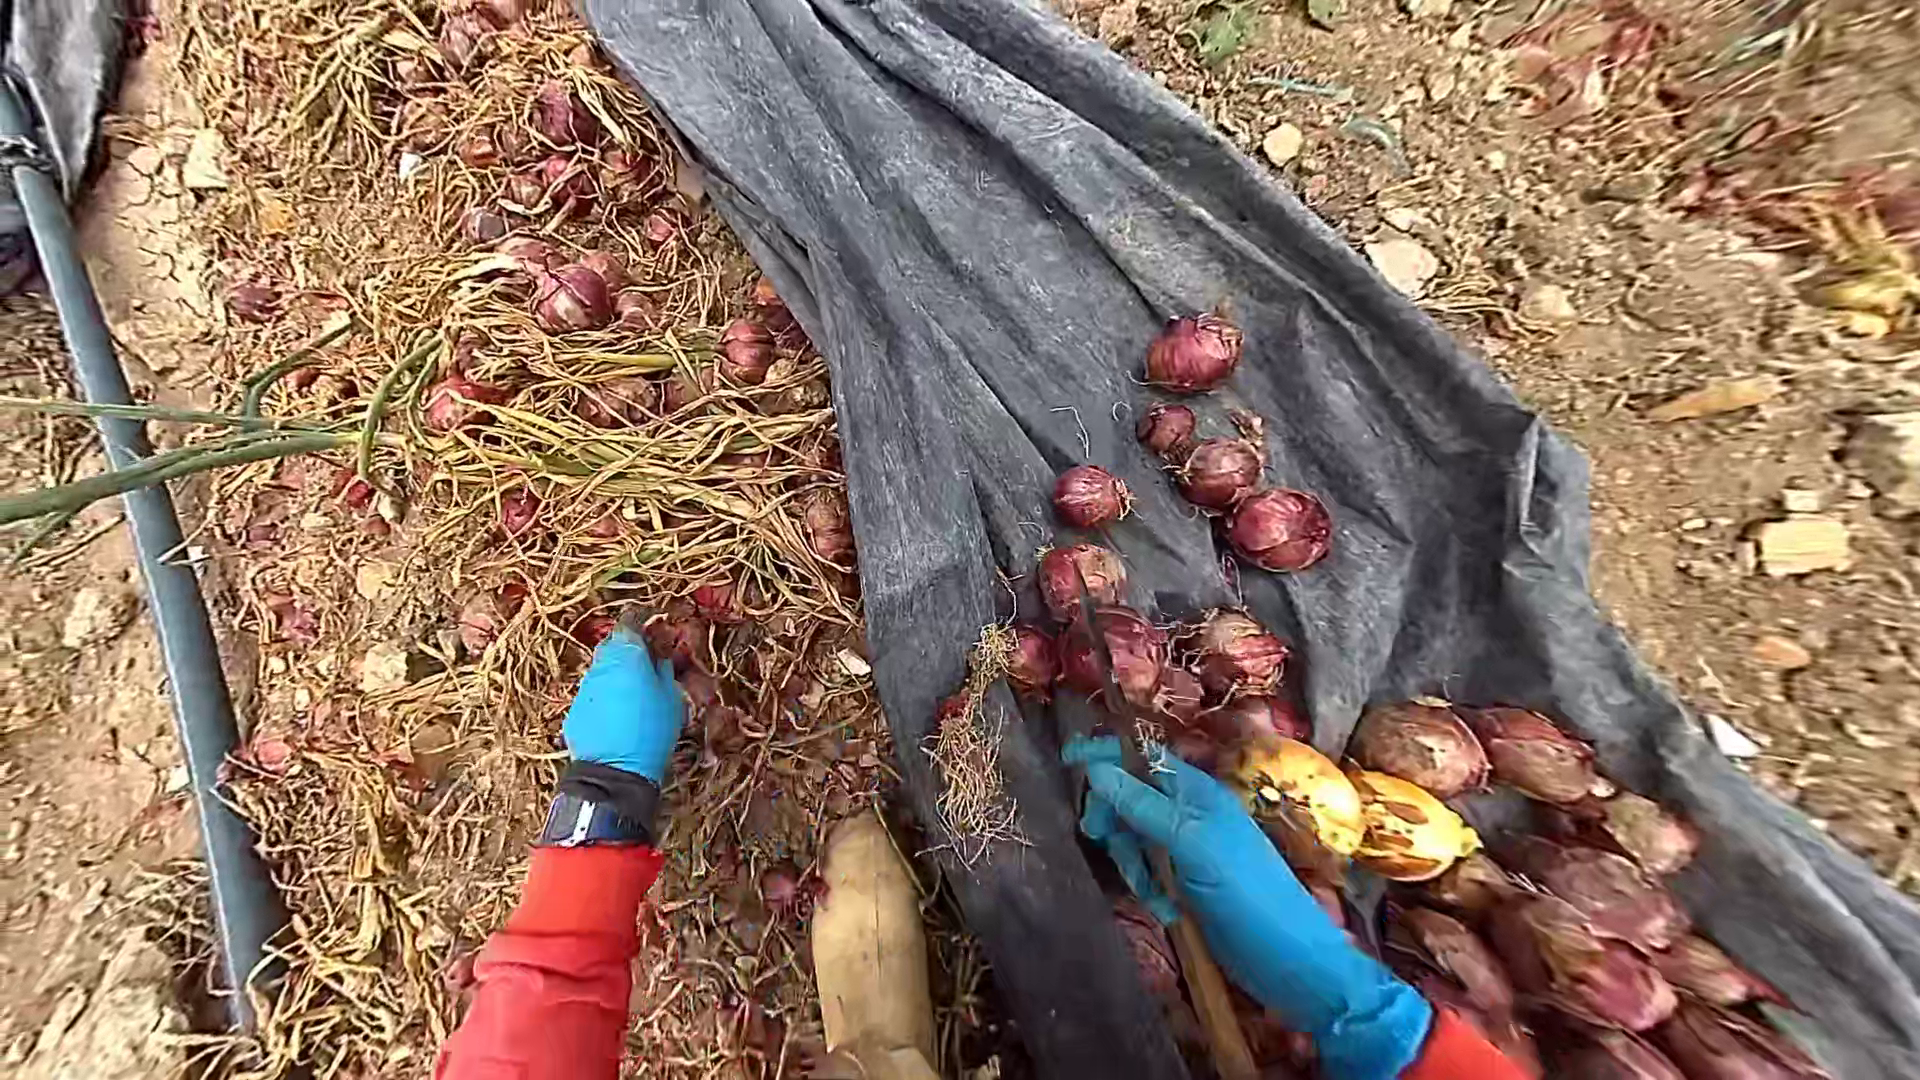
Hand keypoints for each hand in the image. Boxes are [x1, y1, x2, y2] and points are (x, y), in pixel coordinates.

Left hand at [563, 627, 684, 782]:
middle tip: (648, 660)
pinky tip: (620, 711)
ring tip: (636, 688)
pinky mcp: (574, 710)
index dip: (642, 624)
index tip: (655, 631)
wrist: (615, 771)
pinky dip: (607, 694)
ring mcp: (584, 689)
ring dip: (618, 671)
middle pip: (612, 645)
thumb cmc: (652, 729)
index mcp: (626, 657)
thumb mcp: (671, 695)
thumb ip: (663, 668)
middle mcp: (601, 667)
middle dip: (629, 648)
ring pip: (602, 669)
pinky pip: (594, 692)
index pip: (629, 625)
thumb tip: (660, 654)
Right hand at [1064, 736, 1431, 1079]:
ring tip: (1149, 888)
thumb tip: (1096, 768)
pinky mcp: (1181, 878)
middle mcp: (1185, 810)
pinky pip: (1145, 866)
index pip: (1140, 755)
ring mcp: (1183, 845)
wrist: (1293, 964)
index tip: (1068, 760)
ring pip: (1131, 834)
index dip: (1105, 753)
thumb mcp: (1191, 844)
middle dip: (1113, 817)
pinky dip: (1146, 883)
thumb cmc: (1247, 891)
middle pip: (1127, 795)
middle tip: (1100, 835)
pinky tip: (1164, 906)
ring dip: (1130, 859)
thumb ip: (1142, 805)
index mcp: (1192, 789)